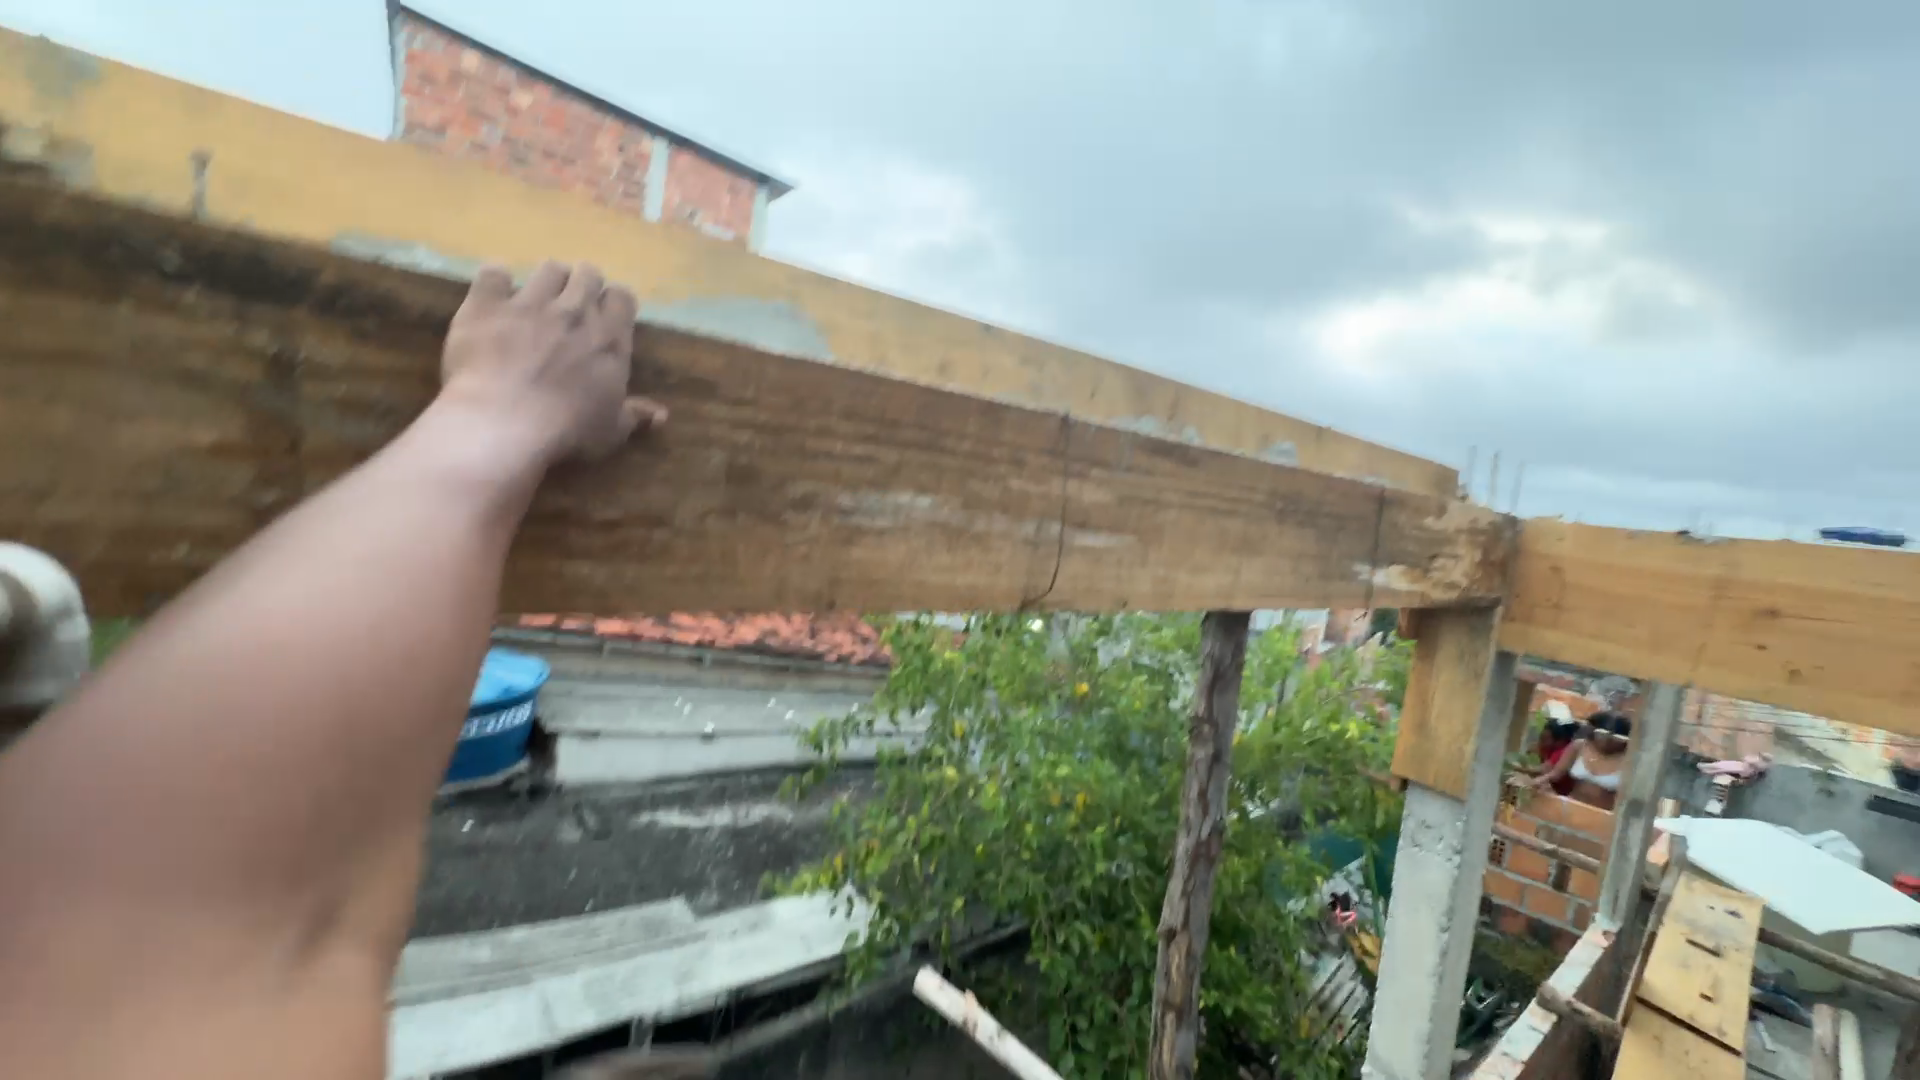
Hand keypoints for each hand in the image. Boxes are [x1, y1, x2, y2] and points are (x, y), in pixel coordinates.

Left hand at [438, 261, 665, 465]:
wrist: (504, 423)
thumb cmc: (568, 431)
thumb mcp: (611, 431)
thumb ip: (635, 415)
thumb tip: (661, 414)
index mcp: (610, 340)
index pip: (623, 297)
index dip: (615, 304)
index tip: (608, 319)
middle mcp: (575, 312)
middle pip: (588, 274)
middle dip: (583, 285)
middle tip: (574, 308)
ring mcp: (530, 303)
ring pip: (548, 269)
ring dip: (548, 280)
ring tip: (539, 300)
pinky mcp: (486, 304)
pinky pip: (494, 273)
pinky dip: (496, 281)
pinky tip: (495, 297)